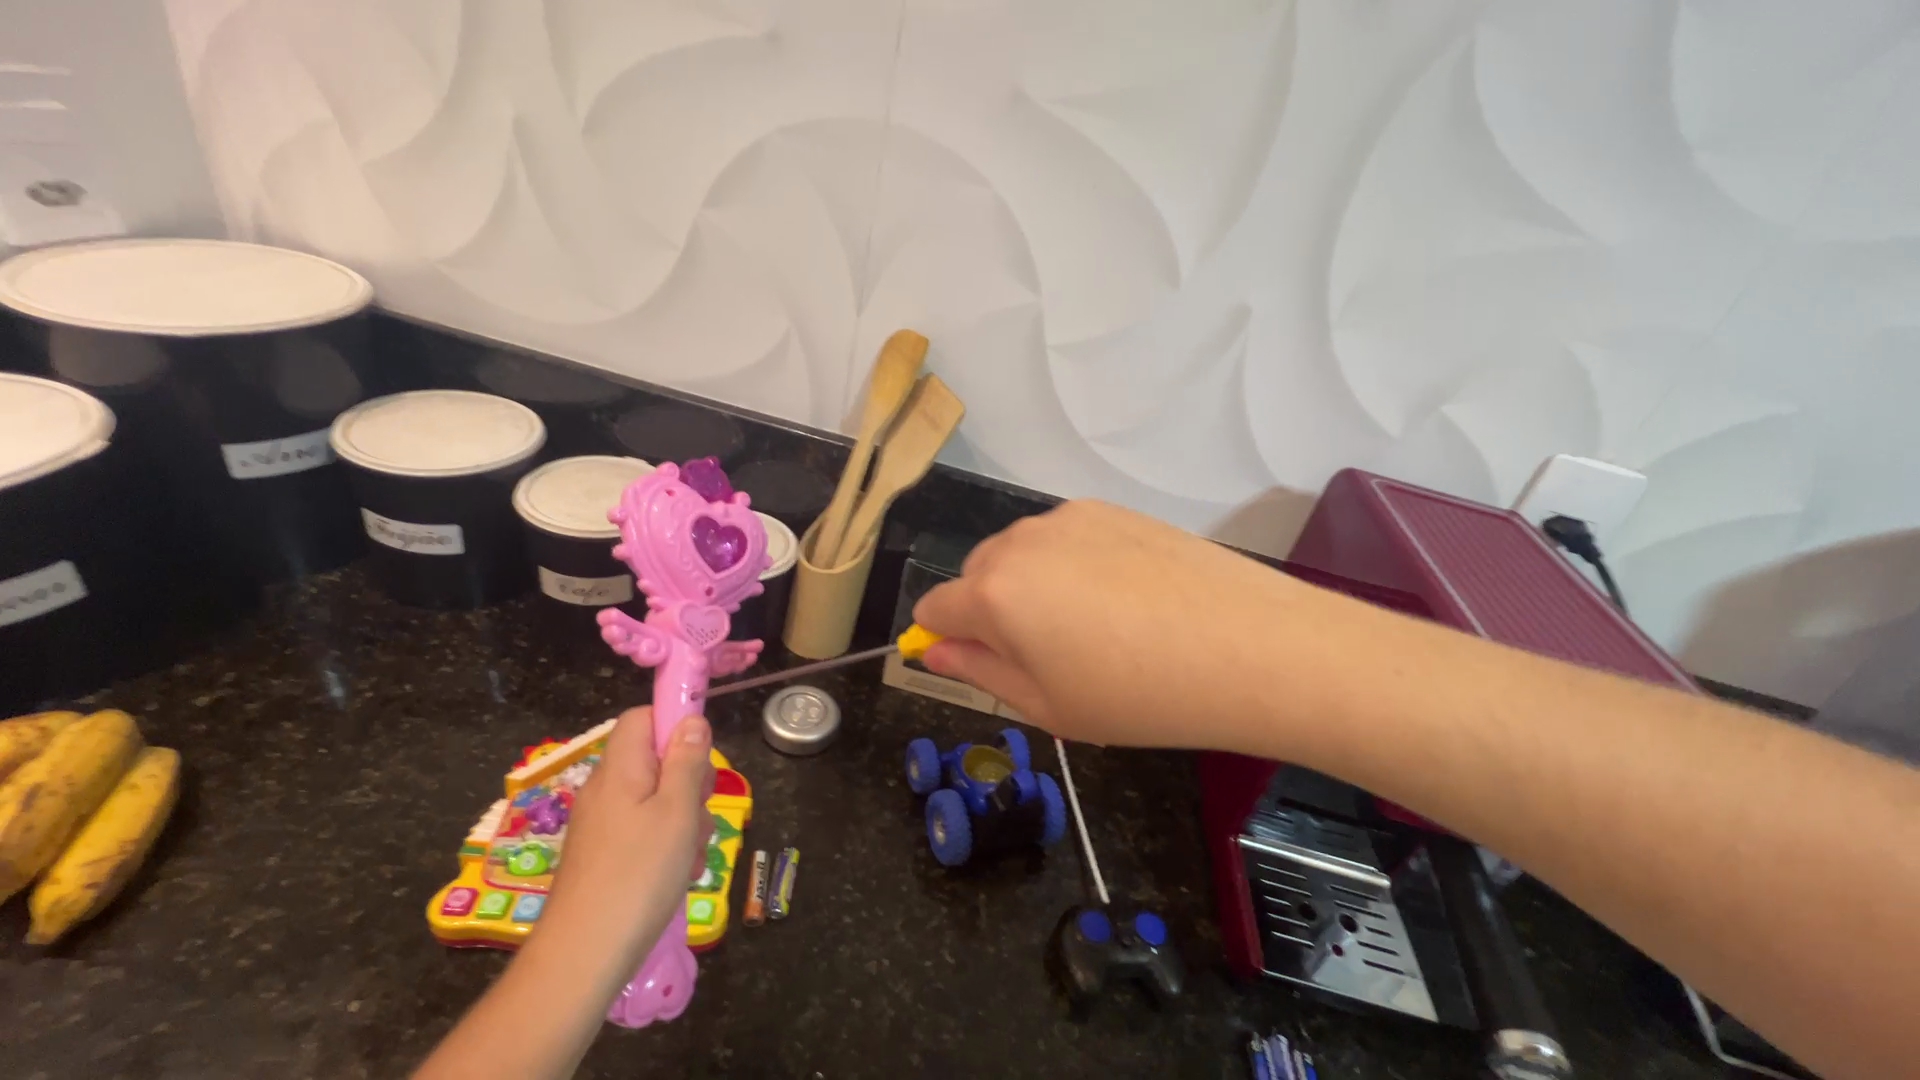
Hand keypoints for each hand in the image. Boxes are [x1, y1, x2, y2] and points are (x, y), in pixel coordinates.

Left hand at [540, 707, 712, 986]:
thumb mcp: (677, 812)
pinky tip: (677, 875)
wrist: (583, 956)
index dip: (675, 725)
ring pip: (657, 799)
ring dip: (684, 819)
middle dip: (689, 781)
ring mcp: (602, 825)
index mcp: (619, 769)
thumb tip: (691, 720)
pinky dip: (667, 845)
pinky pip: (645, 832)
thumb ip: (687, 762)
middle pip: (656, 760)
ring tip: (690, 854)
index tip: (701, 758)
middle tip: (698, 813)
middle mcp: (605, 790)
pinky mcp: (604, 856)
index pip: (643, 718)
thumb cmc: (638, 875)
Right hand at [912, 500, 1301, 750]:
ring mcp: (1068, 517)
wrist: (1252, 647)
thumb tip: (934, 651)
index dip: (947, 640)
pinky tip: (1125, 597)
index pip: (934, 608)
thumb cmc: (1141, 696)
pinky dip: (1072, 564)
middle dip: (991, 612)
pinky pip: (1064, 538)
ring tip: (1097, 626)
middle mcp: (1020, 541)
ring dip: (1032, 585)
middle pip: (975, 575)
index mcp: (994, 593)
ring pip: (1020, 553)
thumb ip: (979, 673)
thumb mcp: (1049, 706)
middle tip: (1052, 655)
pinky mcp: (1111, 508)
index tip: (986, 666)